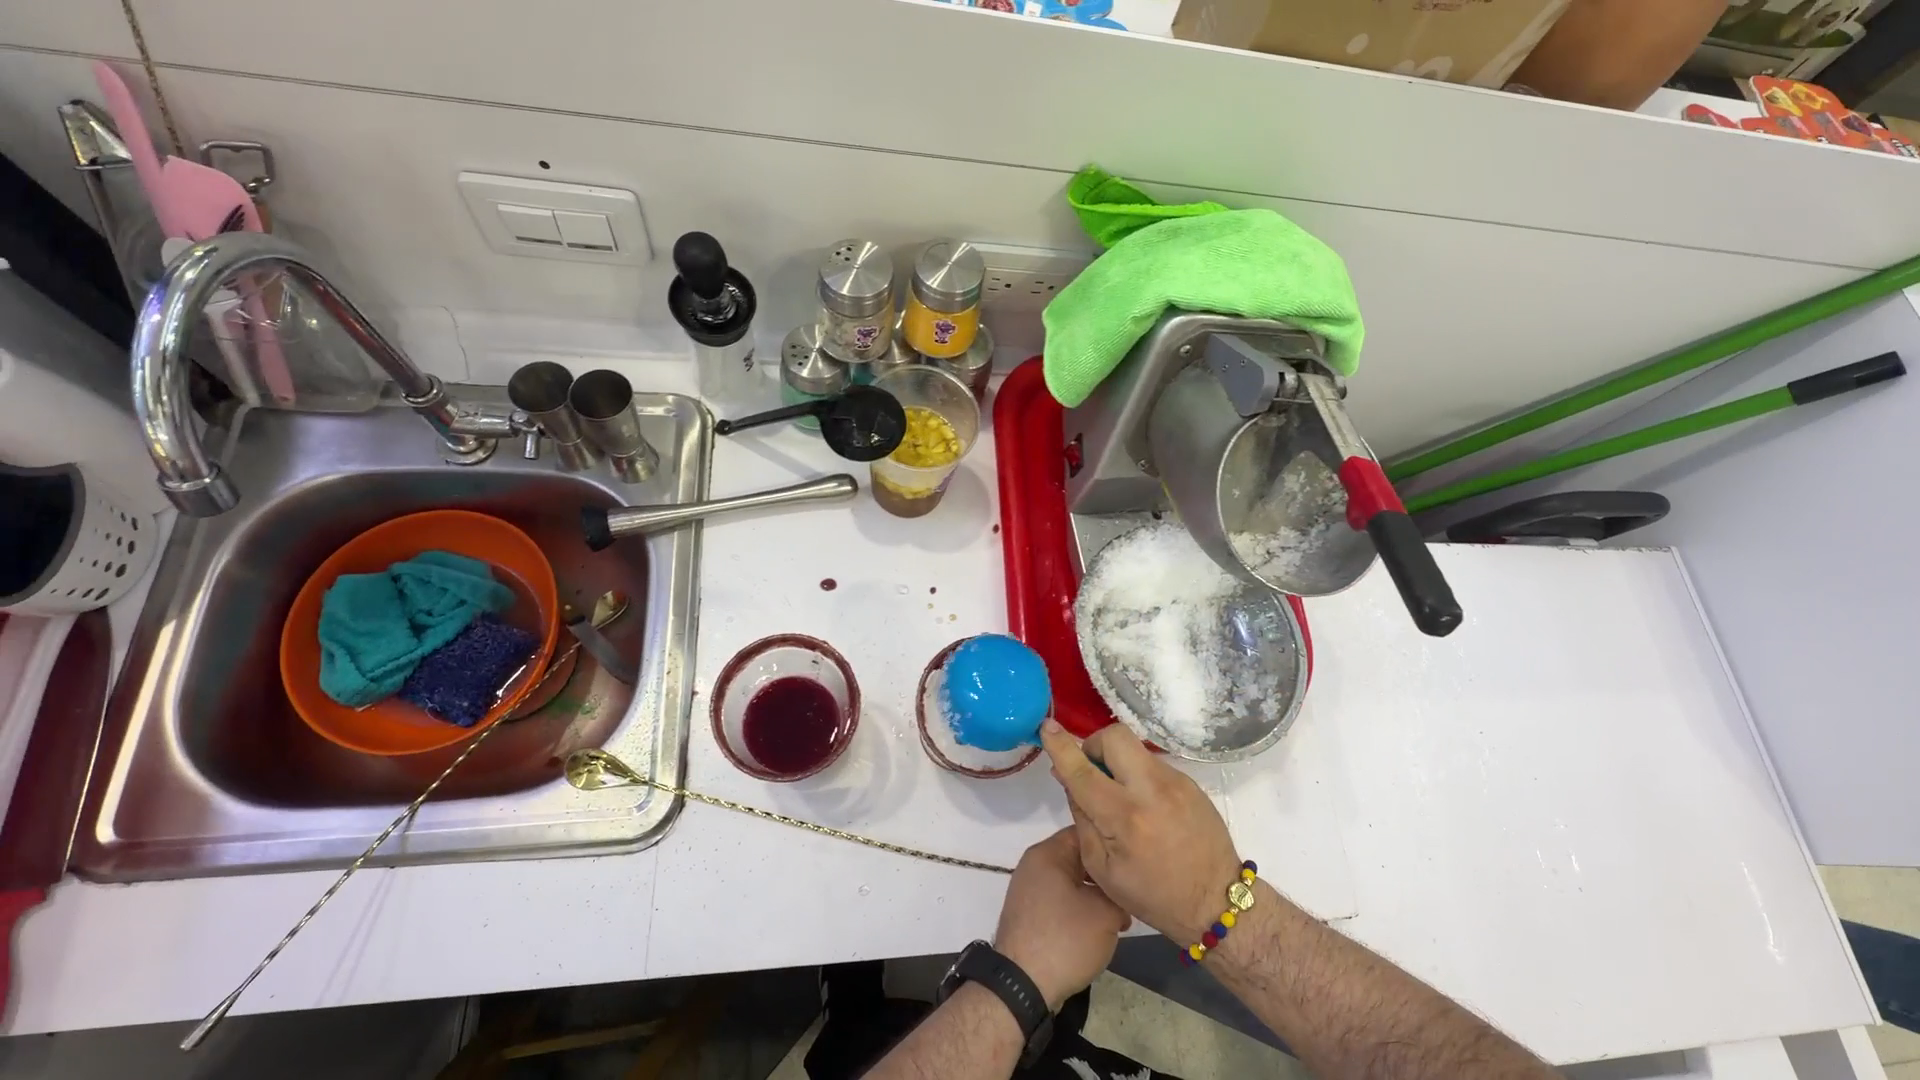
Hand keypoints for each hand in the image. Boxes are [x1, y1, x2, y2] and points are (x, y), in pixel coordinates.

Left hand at [994, 827, 1130, 1008]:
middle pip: (1079, 858)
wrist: (1022, 985)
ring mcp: (1029, 890)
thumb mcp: (1104, 913)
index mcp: (1048, 853)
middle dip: (1107, 875)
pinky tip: (1100, 928)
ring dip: (1096, 895)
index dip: (1113, 843)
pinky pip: (1062, 901)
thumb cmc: (1065, 939)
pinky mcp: (1030, 914)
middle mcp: (1034, 865)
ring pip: (1072, 882)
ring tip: (1121, 916)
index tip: (1136, 857)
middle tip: (1133, 891)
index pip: (1085, 833)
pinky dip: (1081, 909)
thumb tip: (1121, 896)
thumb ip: (1119, 893)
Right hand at [1039, 720, 1243, 946]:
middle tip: (1092, 772)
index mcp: (1124, 817)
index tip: (1047, 727)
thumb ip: (1082, 816)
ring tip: (1121, 797)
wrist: (1217, 901)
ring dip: (1118, 763)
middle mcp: (1151, 790)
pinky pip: (1154, 765)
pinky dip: (1139, 777)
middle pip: (1114, 736)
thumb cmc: (1152, 895)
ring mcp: (1176, 783)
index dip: (1060, 746)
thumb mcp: (1102, 868)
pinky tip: (1145, 807)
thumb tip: (1067, 777)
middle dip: (1094, 745)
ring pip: (1135, 749)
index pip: (1083, 770)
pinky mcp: (1191, 783)